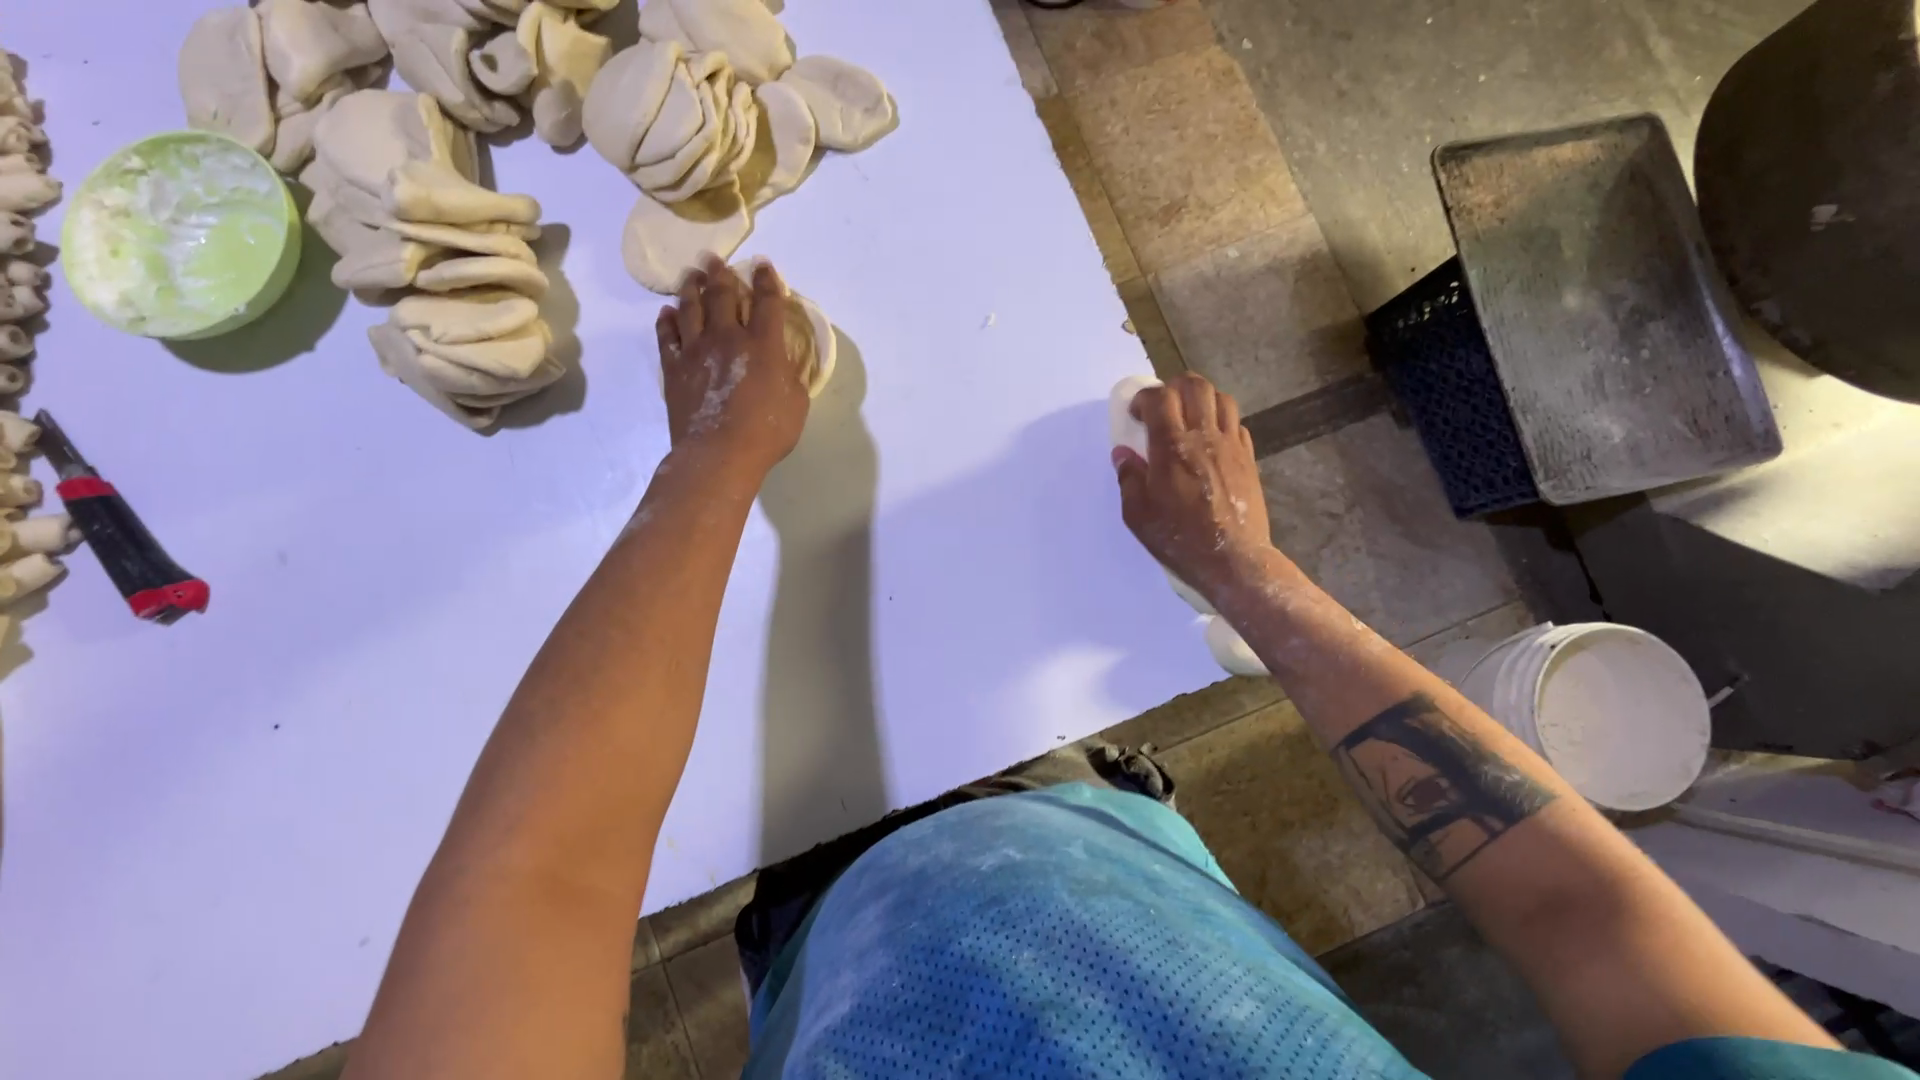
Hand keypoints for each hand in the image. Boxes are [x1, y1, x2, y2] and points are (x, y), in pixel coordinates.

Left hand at [656, 255, 810, 478]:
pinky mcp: (675, 368)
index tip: (763, 265)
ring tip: (692, 275)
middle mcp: (728, 337)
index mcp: (764, 344)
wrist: (719, 453)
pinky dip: (667, 322)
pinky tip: (667, 313)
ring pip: (691, 308)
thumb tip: (784, 362)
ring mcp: (697, 350)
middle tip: (714, 258)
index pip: (767, 301)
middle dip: (720, 272)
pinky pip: (668, 337)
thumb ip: (790, 375)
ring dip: (692, 287)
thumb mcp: (796, 402)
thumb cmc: (767, 431)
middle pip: (722, 295)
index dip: (767, 280)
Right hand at [1113, 374, 1275, 600]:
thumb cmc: (1179, 538)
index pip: (1159, 397)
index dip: (1144, 398)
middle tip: (1162, 408)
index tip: (1136, 415)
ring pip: (1221, 398)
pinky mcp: (1248, 458)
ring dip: (1201, 400)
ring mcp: (1231, 445)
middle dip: (1173, 388)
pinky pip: (1237, 423)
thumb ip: (1129, 478)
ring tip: (1189, 418)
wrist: (1233, 559)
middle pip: (1194, 386)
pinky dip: (1221, 422)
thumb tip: (1123, 454)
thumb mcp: (1138, 515)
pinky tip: (1210, 441)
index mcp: (1172, 448)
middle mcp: (1203, 437)